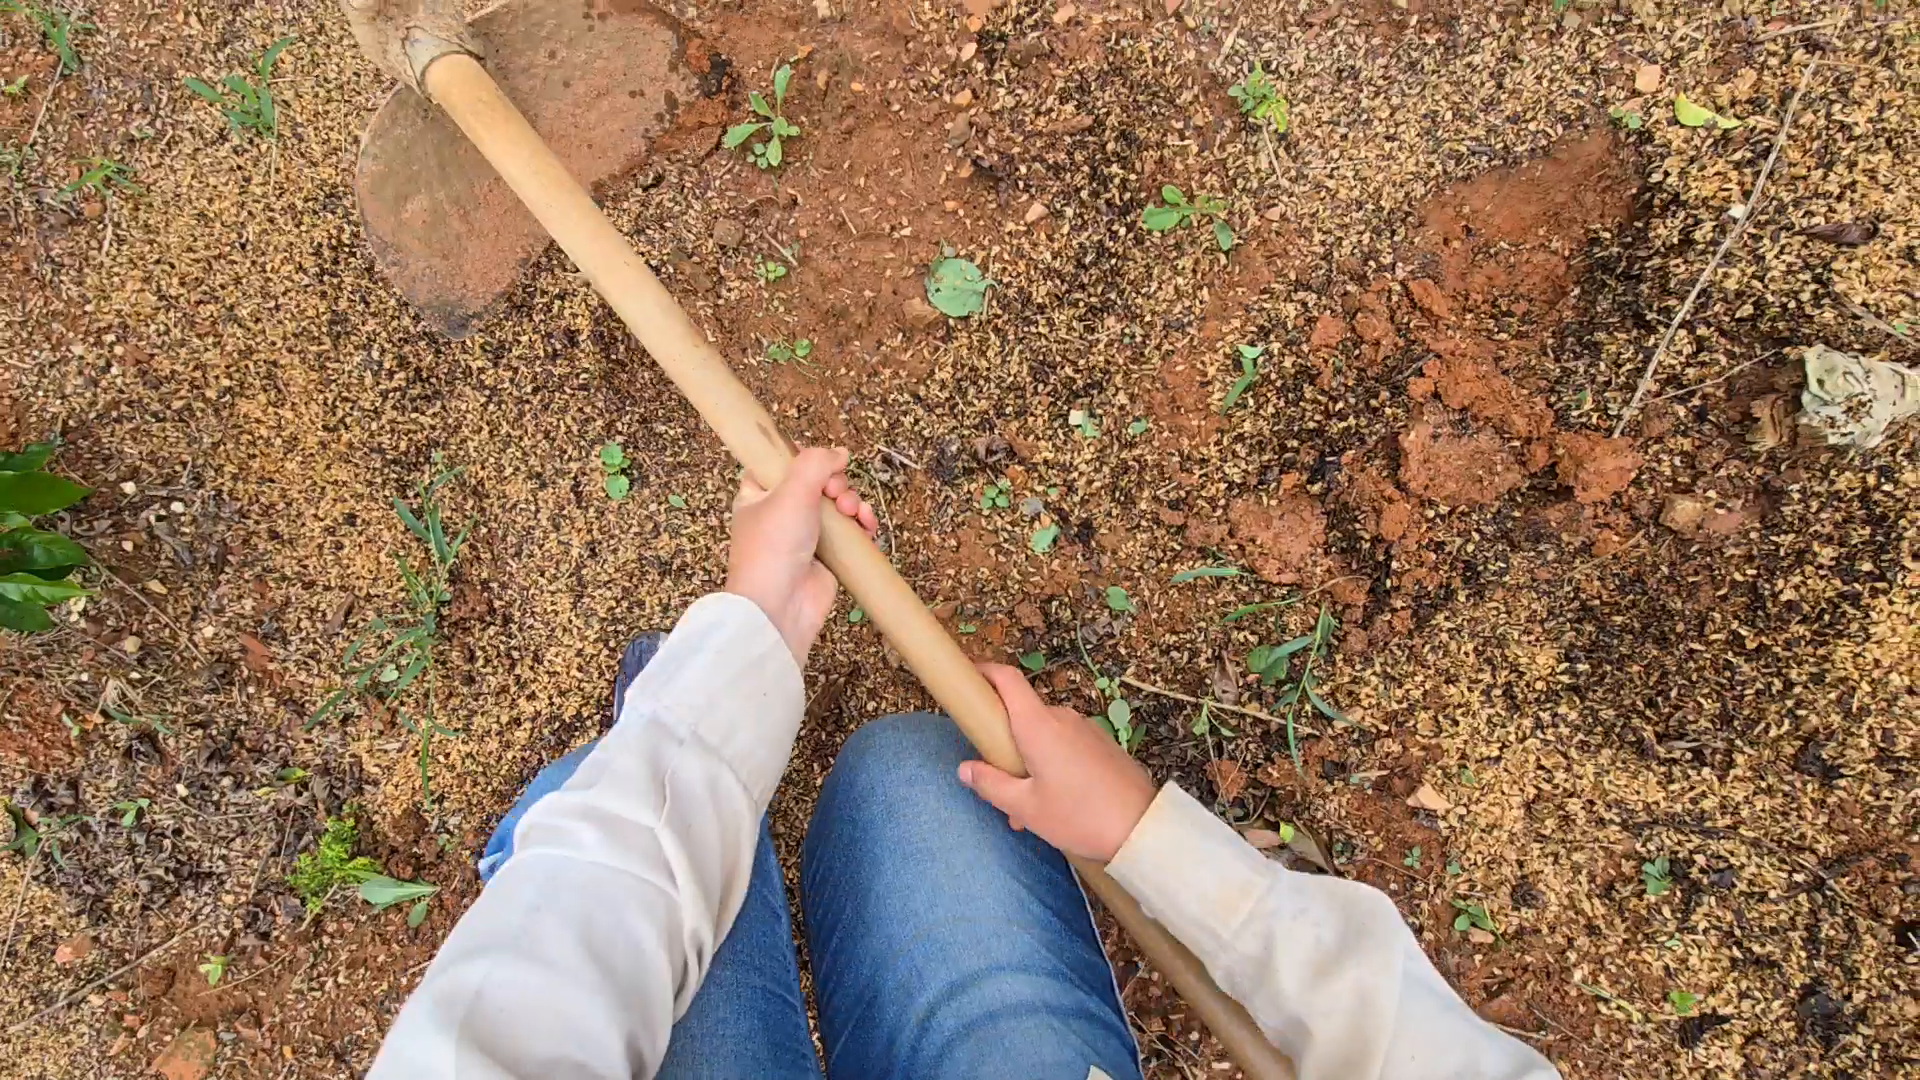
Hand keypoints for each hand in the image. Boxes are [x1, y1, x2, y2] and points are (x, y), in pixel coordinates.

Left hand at [725, 447, 877, 666]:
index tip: (822, 464)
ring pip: (838, 507)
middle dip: (837, 484)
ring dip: (854, 504)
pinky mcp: (827, 557)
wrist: (779, 606)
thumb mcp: (791, 491)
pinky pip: (851, 534)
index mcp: (758, 495)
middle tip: (837, 495)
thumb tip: (840, 452)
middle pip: (818, 483)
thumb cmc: (774, 545)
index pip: (781, 465)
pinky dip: (862, 527)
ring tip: (855, 514)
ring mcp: (806, 536)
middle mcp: (781, 514)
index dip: (805, 460)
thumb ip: (816, 463)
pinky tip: (868, 528)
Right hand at [956, 664, 1158, 862]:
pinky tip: (1058, 803)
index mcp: (1038, 725)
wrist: (1142, 827)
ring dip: (1029, 762)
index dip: (985, 671)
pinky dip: (1052, 764)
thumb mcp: (1026, 807)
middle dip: (1005, 744)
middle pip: (1022, 715)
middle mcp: (1061, 717)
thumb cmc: (1079, 815)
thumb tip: (965, 768)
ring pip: (1044, 735)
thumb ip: (991, 784)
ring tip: (1030, 809)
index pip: (1008, 679)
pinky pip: (1065, 745)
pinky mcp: (1101, 743)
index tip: (968, 678)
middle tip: (999, 786)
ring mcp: (1085, 728)